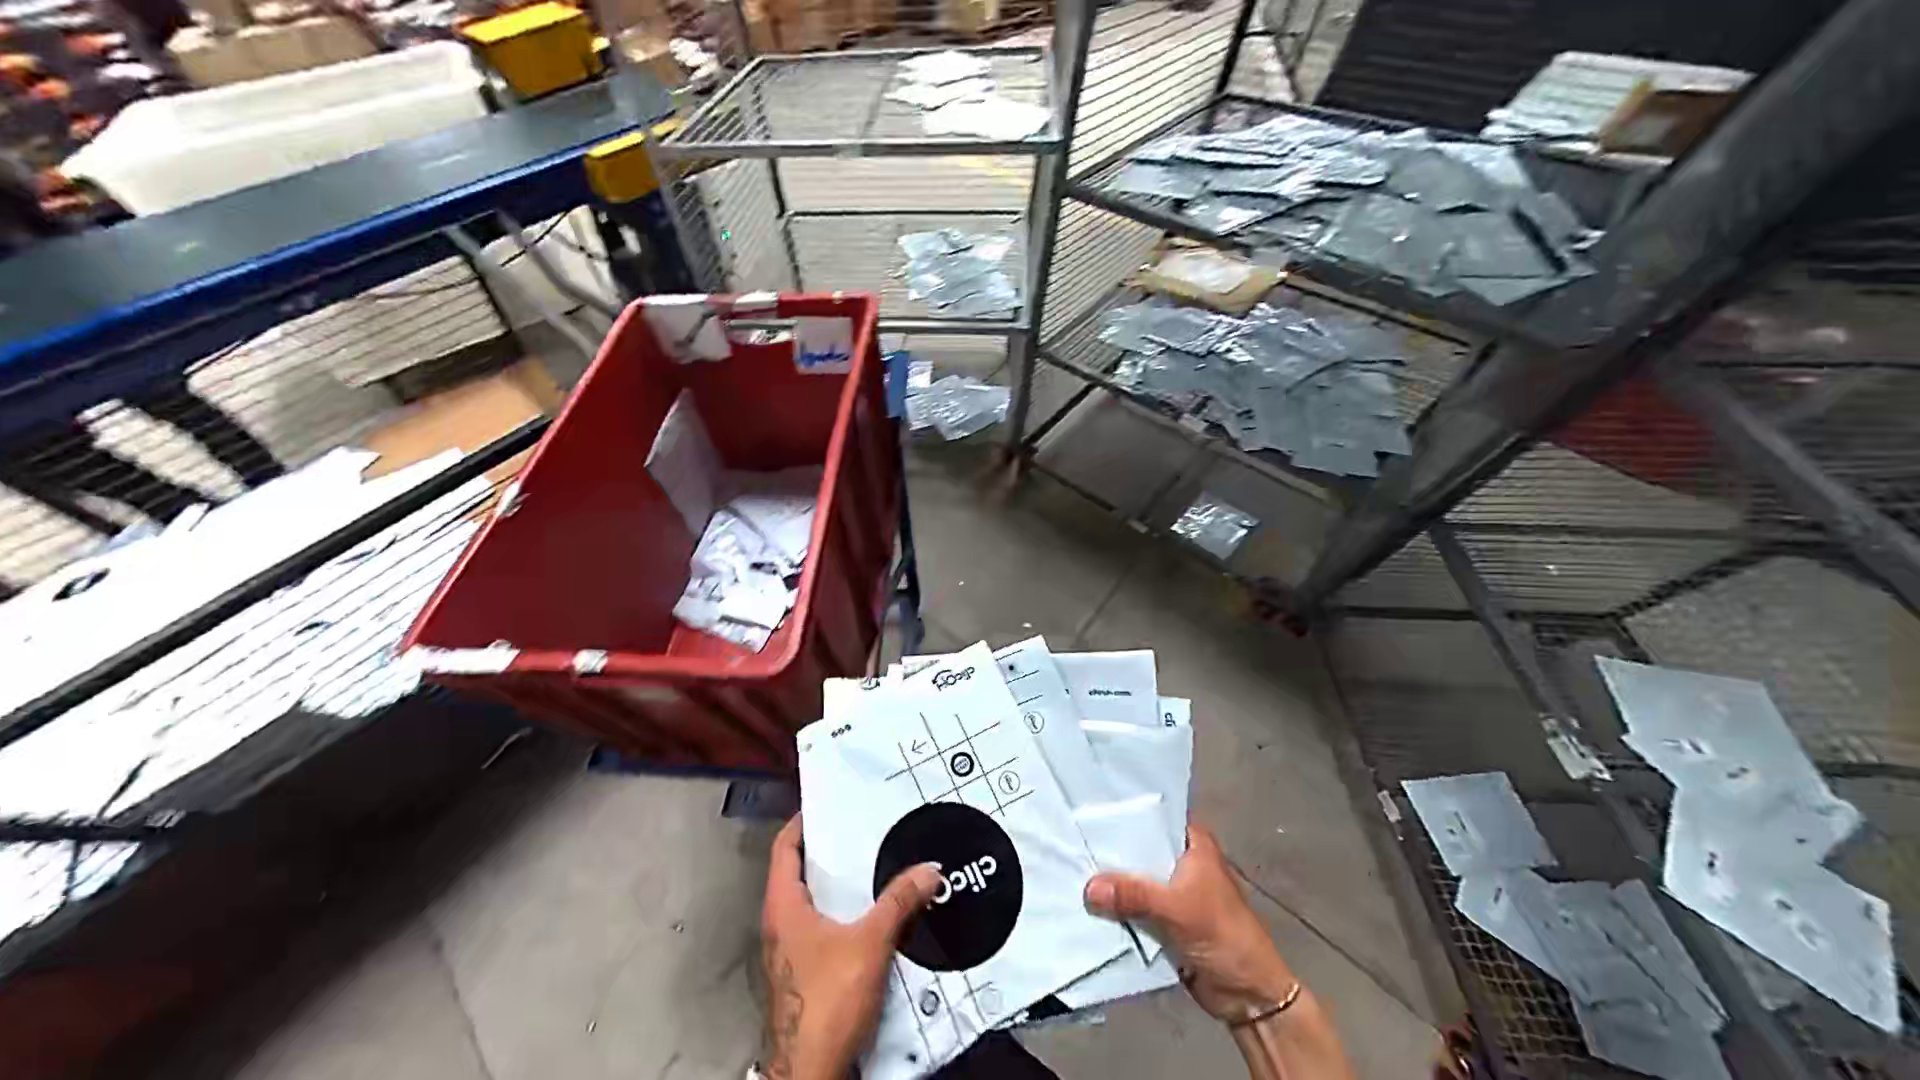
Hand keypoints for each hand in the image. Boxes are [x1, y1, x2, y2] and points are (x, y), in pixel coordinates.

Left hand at [761, 816, 941, 1079]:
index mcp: (783, 906)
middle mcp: (780, 924)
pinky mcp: (803, 973)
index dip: (803, 822)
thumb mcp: (870, 943)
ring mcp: (789, 951)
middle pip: (799, 873)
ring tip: (873, 865)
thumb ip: (899, 902)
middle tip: (863, 830)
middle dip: (830, 851)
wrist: (810, 1071)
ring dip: (838, 885)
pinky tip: (872, 914)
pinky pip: (822, 928)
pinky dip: (843, 914)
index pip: (785, 848)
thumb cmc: (828, 997)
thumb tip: (930, 870)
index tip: (829, 805)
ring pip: (812, 903)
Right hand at [1083, 822, 1296, 1022]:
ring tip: (1069, 867)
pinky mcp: (1164, 918)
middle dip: (1109, 849)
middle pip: (1137, 847)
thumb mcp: (1178, 910)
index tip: (1085, 807)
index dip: (1121, 811)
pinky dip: (1114, 906)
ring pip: (1133, 877)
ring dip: (1110, 881)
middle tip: (1070, 840)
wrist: (1248, 996)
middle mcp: (1181, 860)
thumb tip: (1088, 887)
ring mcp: (1172, 890)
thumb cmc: (1224, 936)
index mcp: (1193, 843)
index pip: (1152, 815)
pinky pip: (1132, 905)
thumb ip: (1134, 895)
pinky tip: (1084, 900)